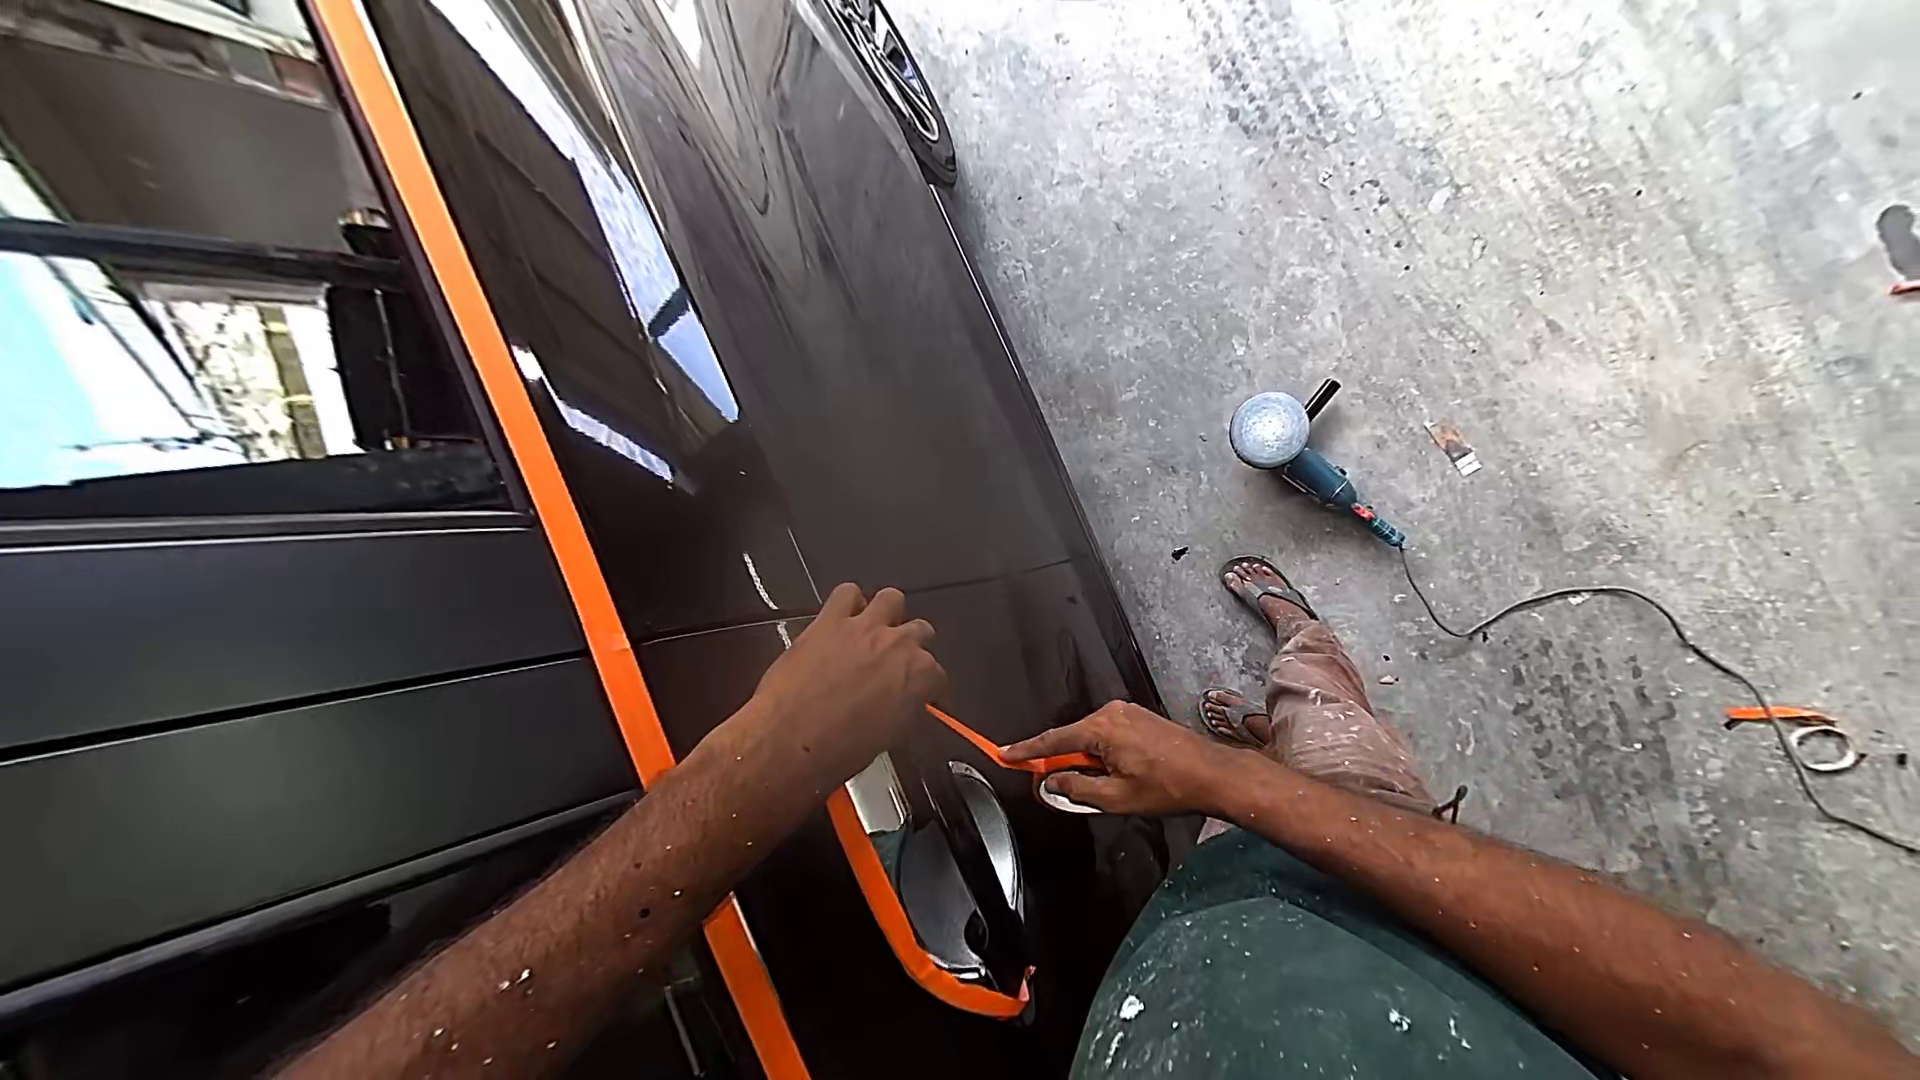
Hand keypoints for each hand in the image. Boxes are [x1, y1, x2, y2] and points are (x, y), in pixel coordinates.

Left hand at [742, 583, 948, 793]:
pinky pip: (847, 593)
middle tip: (899, 662)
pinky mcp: (830, 620)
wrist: (788, 742)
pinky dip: (850, 602)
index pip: (938, 676)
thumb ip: (905, 713)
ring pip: (892, 599)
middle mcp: (898, 644)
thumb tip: (904, 708)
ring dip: (889, 614)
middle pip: (921, 631)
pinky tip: (846, 616)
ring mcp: (864, 627)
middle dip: (914, 646)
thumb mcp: (888, 739)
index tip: (924, 696)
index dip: (932, 689)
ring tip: (879, 629)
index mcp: (919, 675)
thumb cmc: (836, 750)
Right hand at [1001, 700, 1236, 815]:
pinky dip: (1100, 750)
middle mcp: (1110, 712)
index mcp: (1101, 728)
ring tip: (1104, 784)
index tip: (1003, 753)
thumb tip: (1050, 784)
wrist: (1213, 773)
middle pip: (1071, 737)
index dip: (1026, 751)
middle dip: (1062, 760)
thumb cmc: (1167, 787)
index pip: (1053, 741)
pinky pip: (1106, 732)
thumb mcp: (1116, 797)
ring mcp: (1126, 711)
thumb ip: (1076, 789)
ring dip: (1085, 758)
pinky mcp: (1137, 716)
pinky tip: (1116, 771)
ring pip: (1089, 735)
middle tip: (1057, 785)